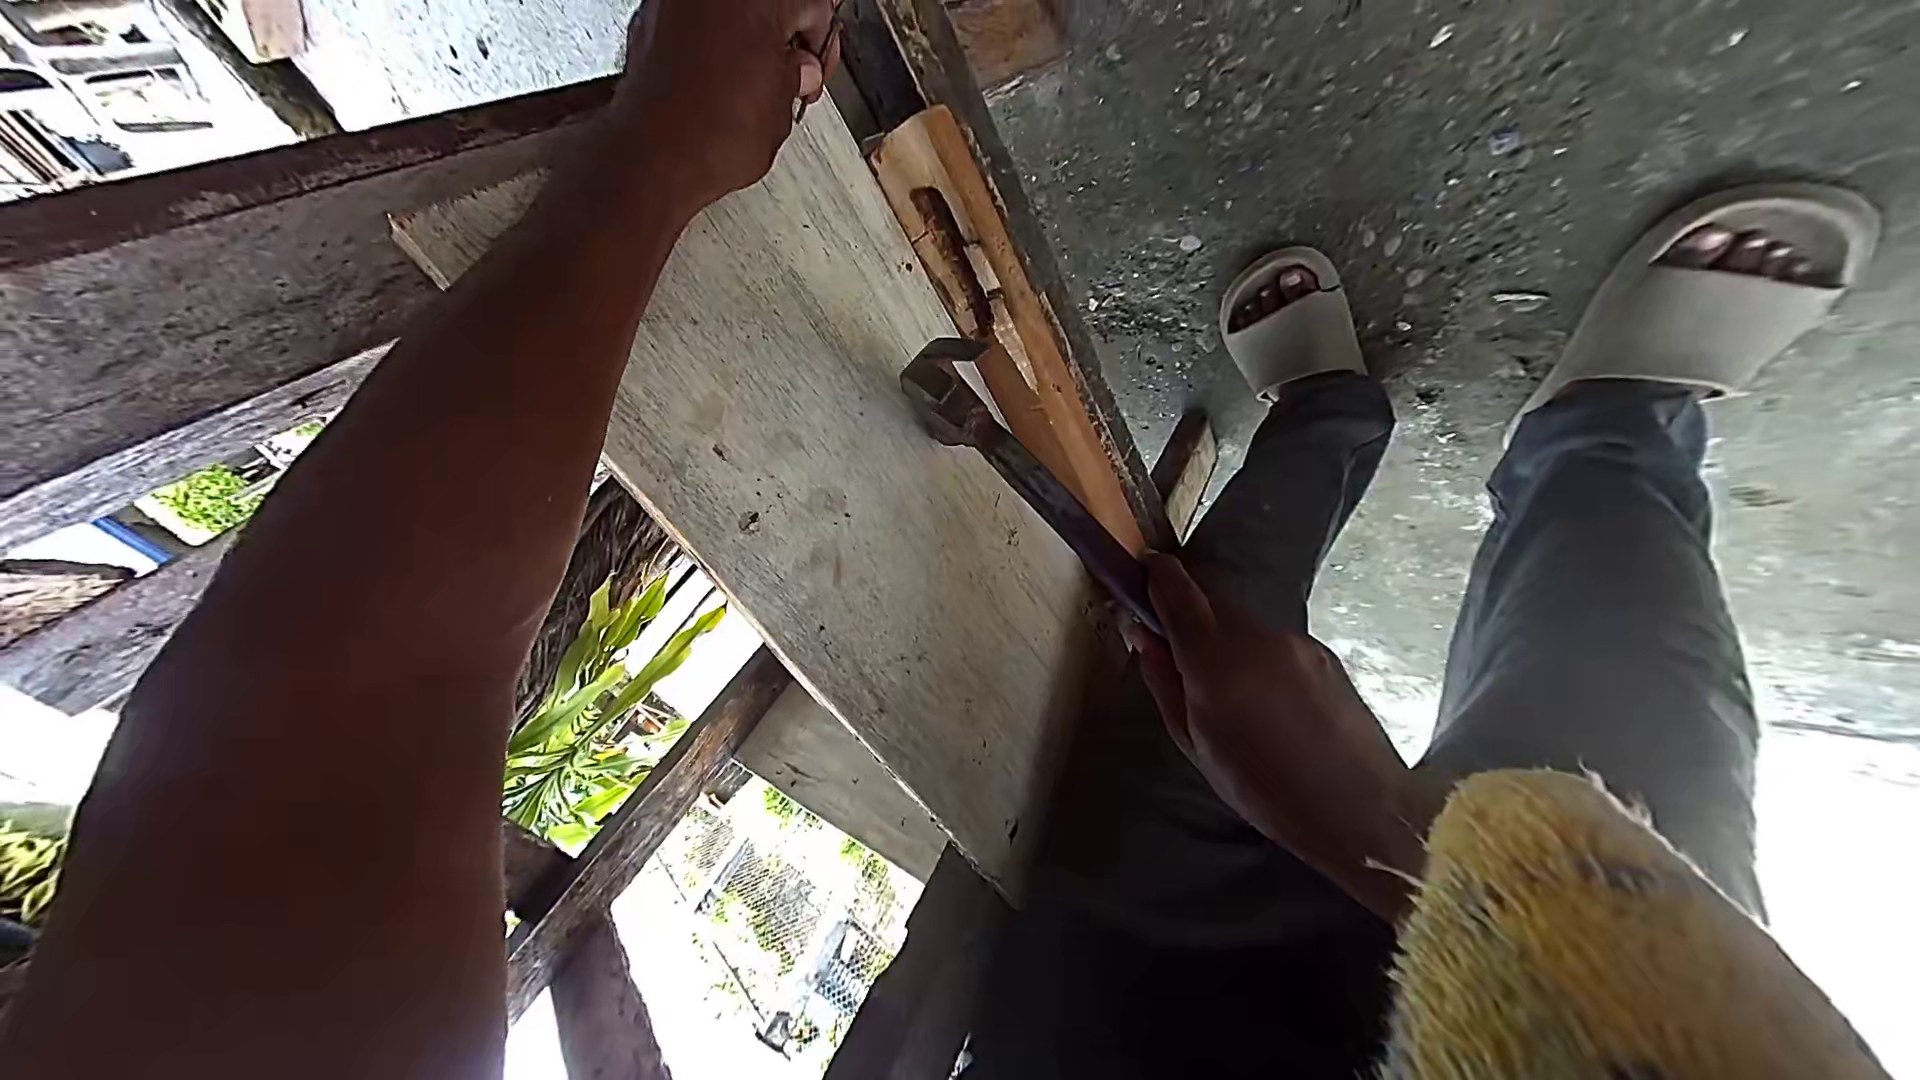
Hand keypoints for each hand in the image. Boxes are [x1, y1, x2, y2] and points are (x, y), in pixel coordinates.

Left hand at [610, 0, 839, 213]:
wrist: (660, 152)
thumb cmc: (713, 132)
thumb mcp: (781, 110)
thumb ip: (796, 77)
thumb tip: (799, 71)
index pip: (813, 4)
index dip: (821, 45)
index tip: (817, 68)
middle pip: (767, 4)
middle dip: (782, 40)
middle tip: (791, 78)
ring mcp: (678, 0)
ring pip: (731, 14)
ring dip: (748, 44)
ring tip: (754, 89)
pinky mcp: (652, 19)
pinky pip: (697, 26)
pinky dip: (714, 48)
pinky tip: (722, 86)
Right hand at [1126, 554, 1443, 921]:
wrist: (1361, 811)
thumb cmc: (1259, 786)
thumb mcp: (1191, 741)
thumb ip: (1162, 680)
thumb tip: (1144, 636)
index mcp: (1213, 658)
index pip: (1177, 590)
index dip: (1156, 574)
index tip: (1143, 572)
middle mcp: (1254, 635)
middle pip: (1209, 602)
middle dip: (1189, 617)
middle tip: (1182, 657)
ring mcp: (1293, 641)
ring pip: (1242, 622)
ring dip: (1224, 638)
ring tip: (1232, 690)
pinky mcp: (1322, 652)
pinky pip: (1272, 640)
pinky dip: (1257, 653)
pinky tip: (1269, 698)